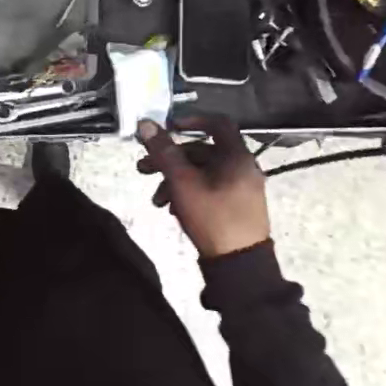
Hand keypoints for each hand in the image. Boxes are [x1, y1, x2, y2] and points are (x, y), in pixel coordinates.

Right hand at [135, 115, 270, 257]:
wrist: (239, 265)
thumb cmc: (212, 216)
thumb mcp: (182, 182)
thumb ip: (164, 151)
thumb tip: (145, 123)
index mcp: (236, 156)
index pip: (217, 123)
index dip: (191, 120)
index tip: (167, 128)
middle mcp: (242, 167)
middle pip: (202, 151)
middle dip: (170, 159)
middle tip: (144, 169)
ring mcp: (241, 188)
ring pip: (202, 173)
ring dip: (175, 180)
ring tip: (157, 200)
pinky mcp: (236, 206)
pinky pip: (209, 188)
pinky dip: (189, 192)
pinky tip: (173, 209)